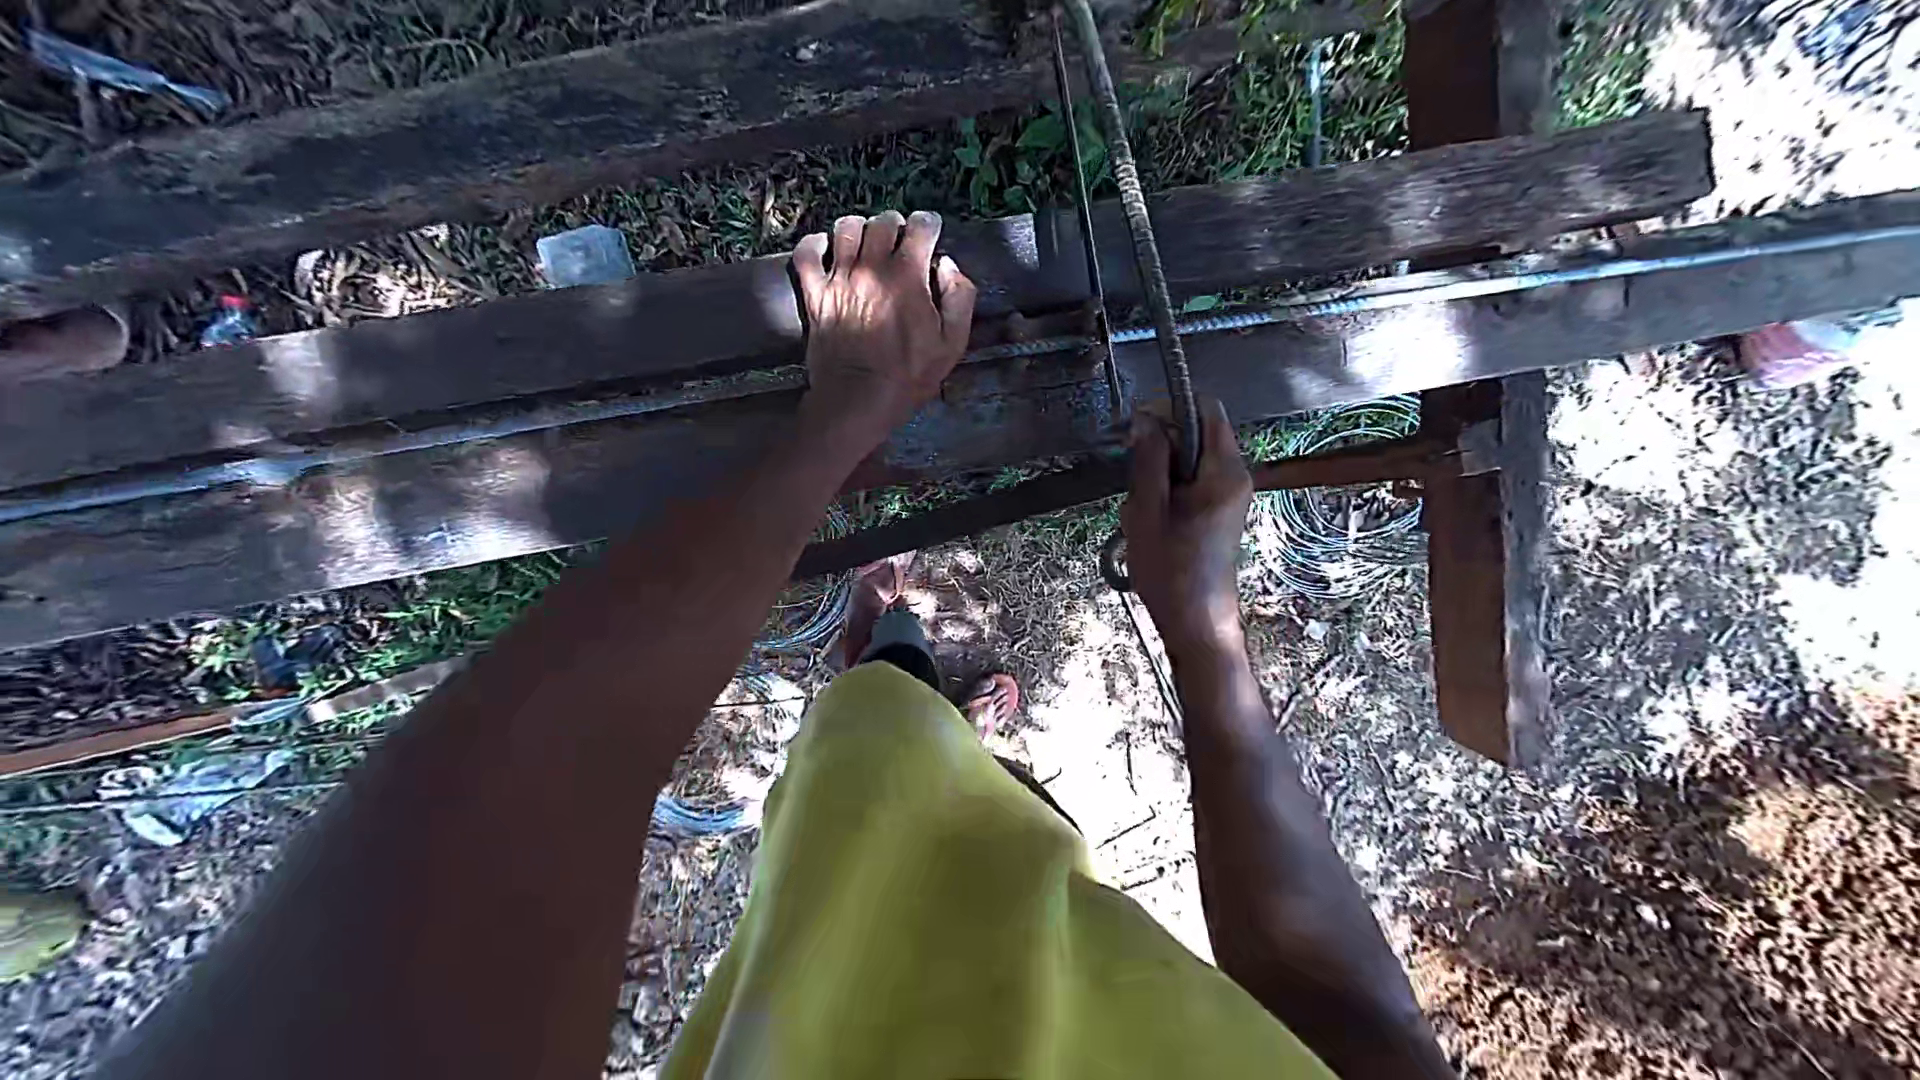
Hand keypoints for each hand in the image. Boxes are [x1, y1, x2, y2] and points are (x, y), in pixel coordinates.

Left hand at [791, 210, 976, 450]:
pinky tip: (827, 250)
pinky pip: (806, 252)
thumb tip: (948, 265)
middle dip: (896, 226)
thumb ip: (959, 298)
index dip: (929, 226)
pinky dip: (815, 244)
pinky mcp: (815, 294)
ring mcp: (839, 279)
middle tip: (900, 242)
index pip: (921, 227)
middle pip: (883, 222)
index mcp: (908, 276)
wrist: (859, 398)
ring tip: (867, 245)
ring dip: (860, 230)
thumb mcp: (952, 344)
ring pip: (846, 228)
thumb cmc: (909, 376)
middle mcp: (871, 268)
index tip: (931, 232)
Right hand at [1121, 398, 1252, 652]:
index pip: (1204, 411)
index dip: (1168, 409)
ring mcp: (1229, 496)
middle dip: (1158, 451)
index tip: (1136, 430)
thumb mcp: (1148, 510)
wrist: (1196, 622)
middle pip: (1194, 436)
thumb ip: (1148, 460)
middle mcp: (1235, 476)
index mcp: (1224, 471)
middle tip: (1135, 485)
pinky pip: (1190, 484)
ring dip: (1157, 477)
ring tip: (1142, 512)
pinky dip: (1166, 494)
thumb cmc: (1170, 569)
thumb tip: (1145, 419)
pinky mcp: (1219, 512)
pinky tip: (1151, 523)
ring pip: (1187, 463)